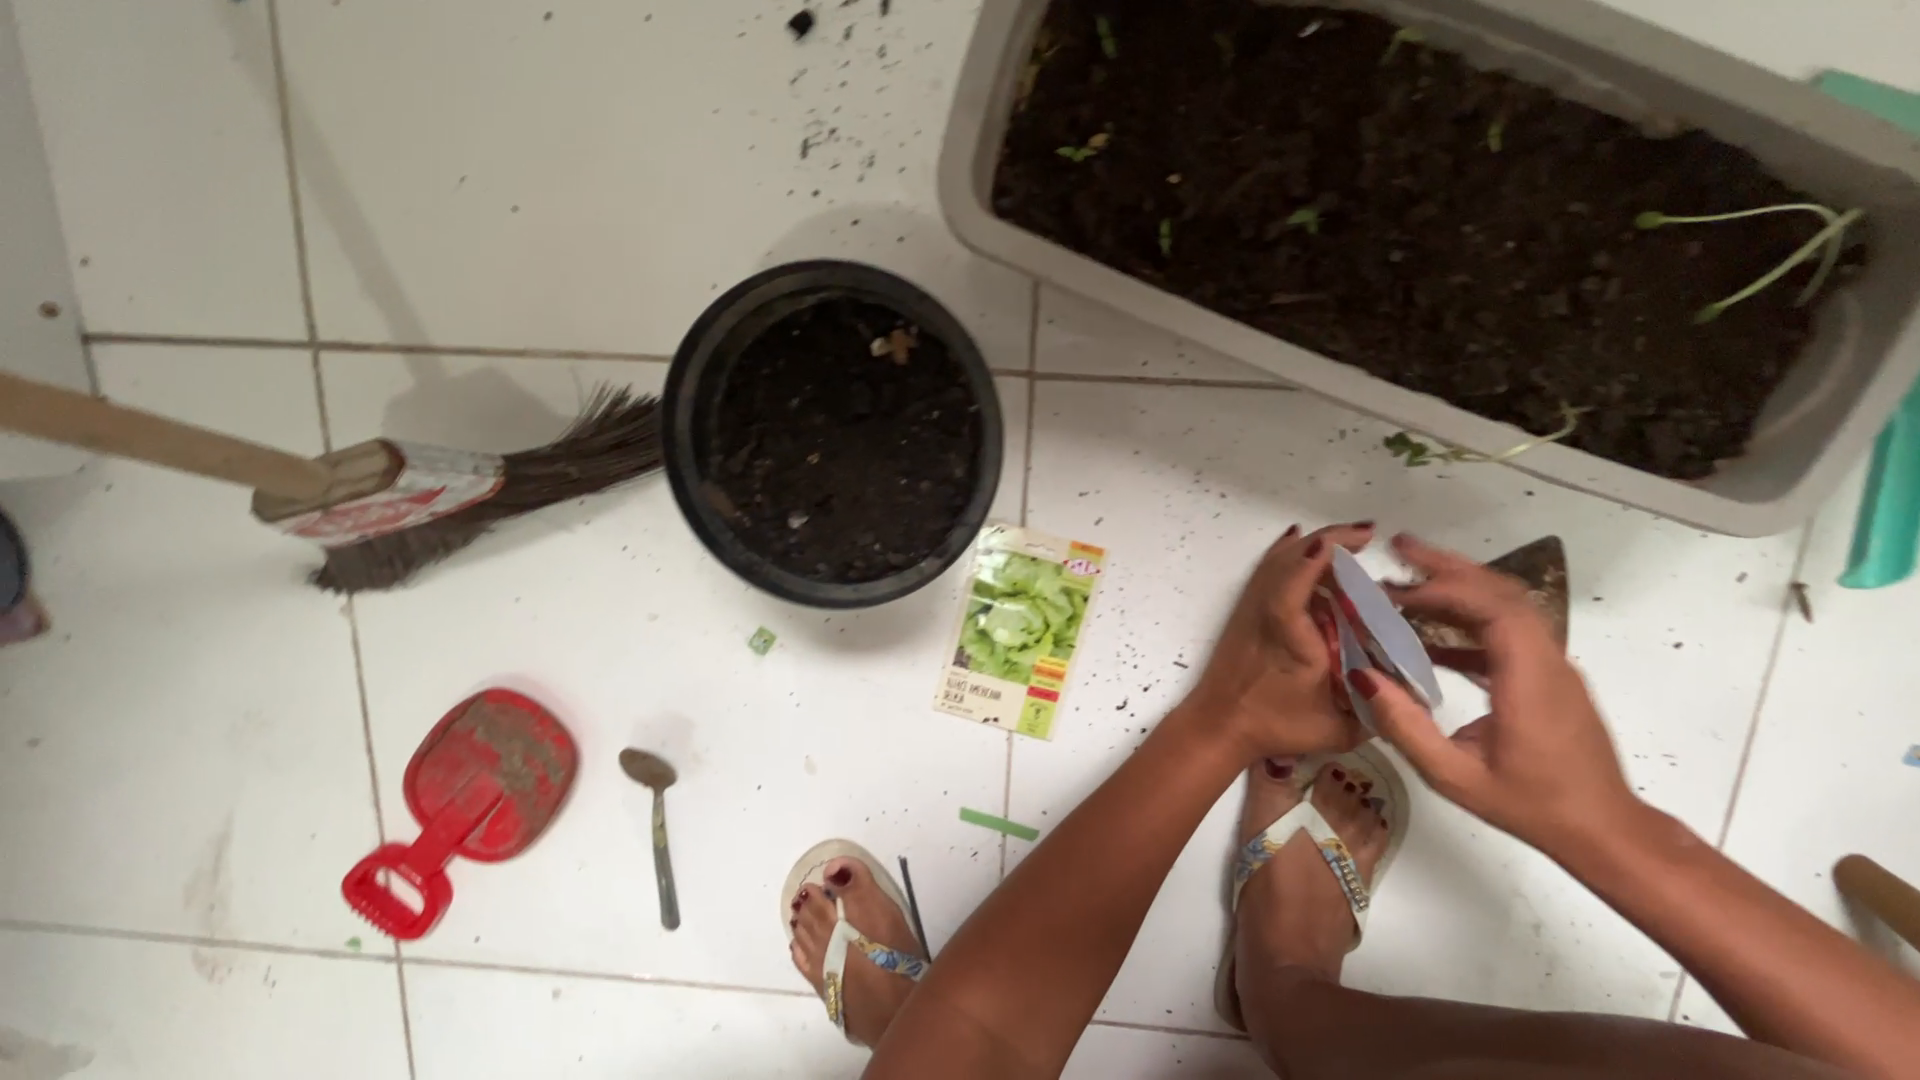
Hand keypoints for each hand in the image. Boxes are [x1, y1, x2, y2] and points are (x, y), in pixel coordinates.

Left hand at [1188, 523, 1374, 760]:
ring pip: (1275, 562)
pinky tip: (1302, 546)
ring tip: (1347, 543)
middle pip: (1288, 560)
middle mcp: (1265, 612)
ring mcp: (1251, 609)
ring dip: (1309, 547)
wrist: (1216, 725)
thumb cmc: (1274, 727)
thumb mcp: (1335, 728)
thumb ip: (1378, 713)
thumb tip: (1417, 699)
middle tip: (1366, 536)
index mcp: (1288, 633)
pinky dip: (1286, 554)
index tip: (1356, 538)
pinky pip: (1265, 572)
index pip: (1296, 583)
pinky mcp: (1244, 613)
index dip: (1321, 556)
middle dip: (1329, 542)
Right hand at [1351, 534, 1643, 857]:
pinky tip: (1429, 634)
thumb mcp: (1454, 776)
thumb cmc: (1530, 806)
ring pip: (1508, 605)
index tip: (1397, 591)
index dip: (1444, 589)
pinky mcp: (1548, 677)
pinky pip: (1507, 631)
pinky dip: (1467, 618)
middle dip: (1449, 566)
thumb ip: (1405, 726)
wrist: (1605, 831)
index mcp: (1530, 680)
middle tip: (1399, 548)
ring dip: (1458, 586)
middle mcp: (1547, 661)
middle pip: (1503, 592)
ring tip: (1408, 579)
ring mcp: (1552, 667)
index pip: (1493, 609)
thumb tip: (1362, 674)